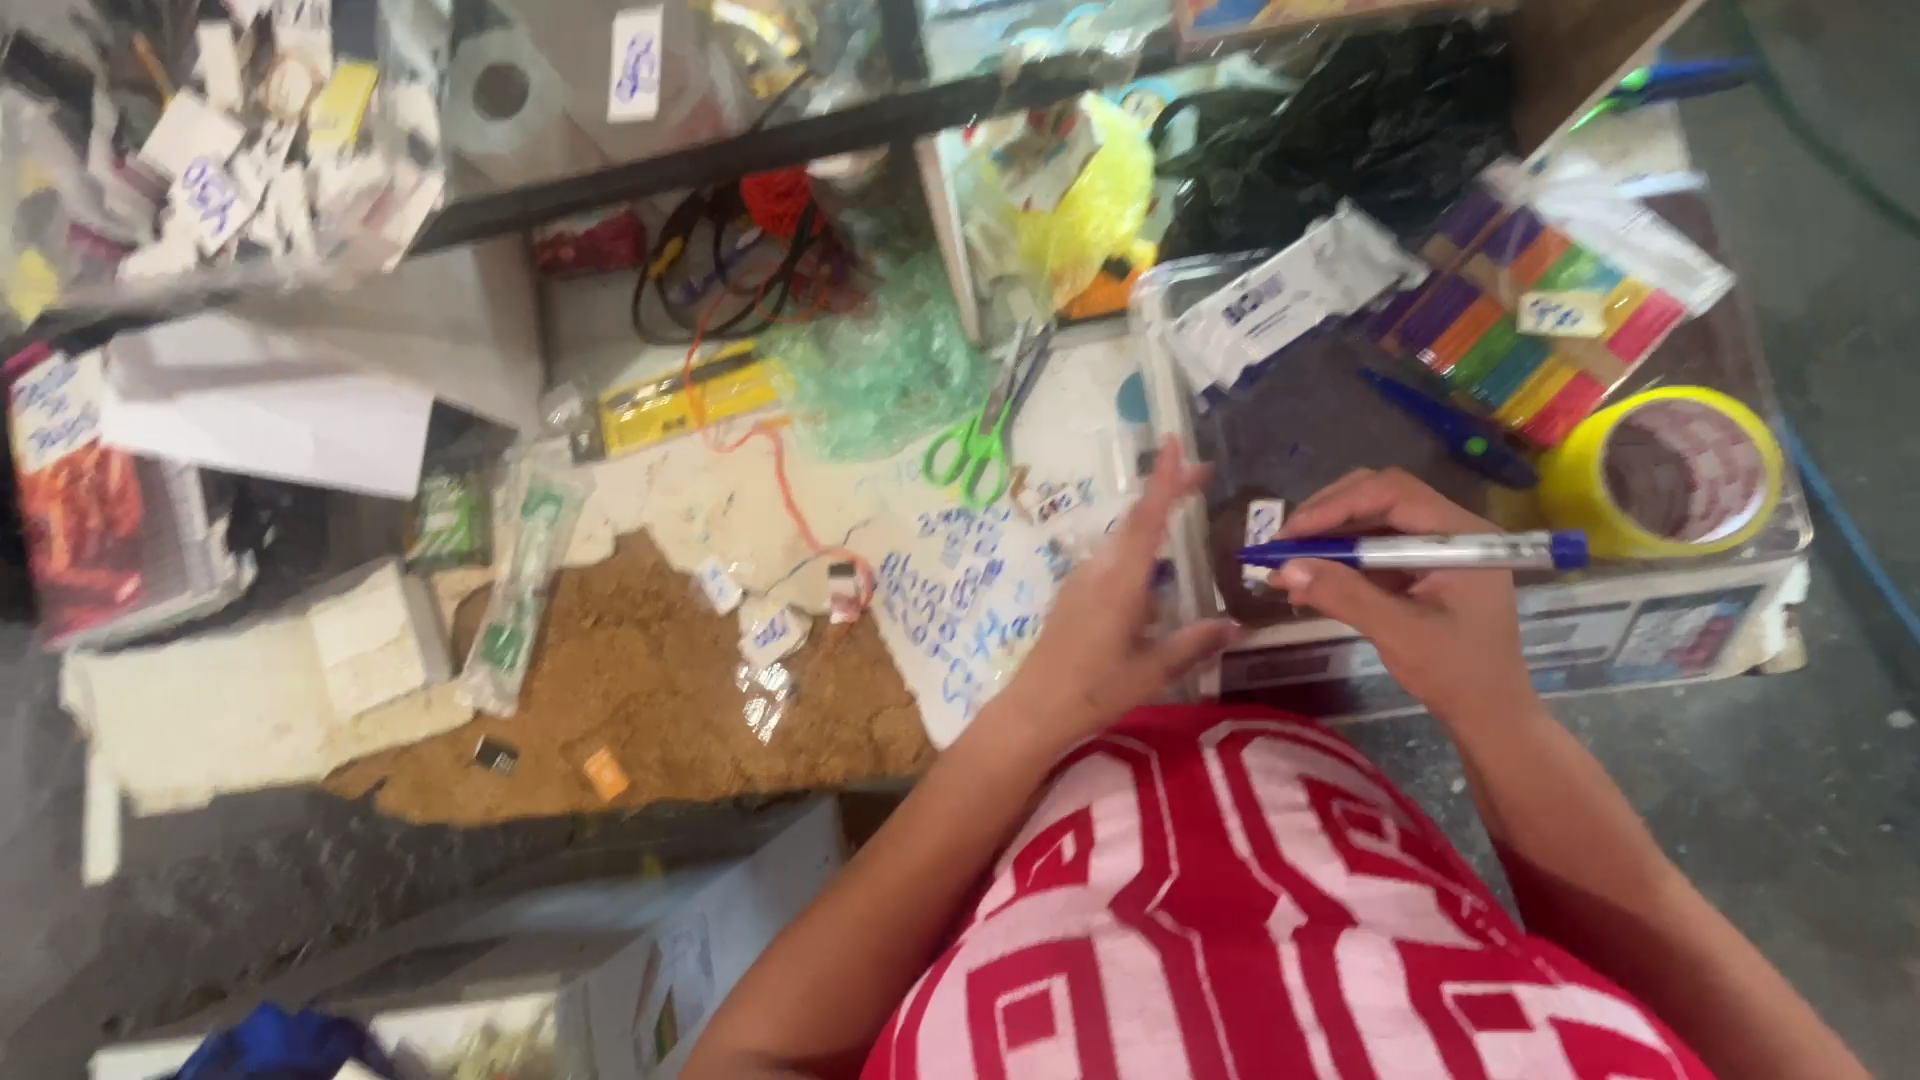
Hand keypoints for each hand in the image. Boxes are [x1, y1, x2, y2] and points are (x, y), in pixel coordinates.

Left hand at [986, 437, 1239, 751]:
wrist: (1033, 709)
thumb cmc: (1094, 691)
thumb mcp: (1152, 671)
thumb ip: (1194, 644)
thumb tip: (1236, 625)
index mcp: (1120, 582)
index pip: (1146, 519)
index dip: (1162, 479)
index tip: (1173, 442)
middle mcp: (1098, 572)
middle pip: (1135, 522)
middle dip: (1167, 495)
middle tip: (1203, 477)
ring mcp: (1080, 582)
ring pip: (1122, 543)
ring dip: (1152, 528)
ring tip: (1184, 526)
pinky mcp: (1072, 597)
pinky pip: (1110, 565)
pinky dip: (1137, 558)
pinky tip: (1152, 587)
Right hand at [1268, 468, 1538, 729]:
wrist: (1488, 711)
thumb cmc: (1456, 672)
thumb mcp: (1398, 633)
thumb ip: (1344, 595)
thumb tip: (1285, 569)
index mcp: (1459, 536)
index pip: (1391, 493)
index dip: (1336, 506)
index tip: (1291, 535)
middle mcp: (1447, 530)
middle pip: (1376, 497)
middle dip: (1325, 517)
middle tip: (1282, 545)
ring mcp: (1432, 548)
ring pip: (1367, 522)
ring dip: (1324, 542)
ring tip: (1284, 567)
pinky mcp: (1417, 568)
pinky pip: (1368, 550)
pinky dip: (1335, 562)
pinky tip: (1305, 584)